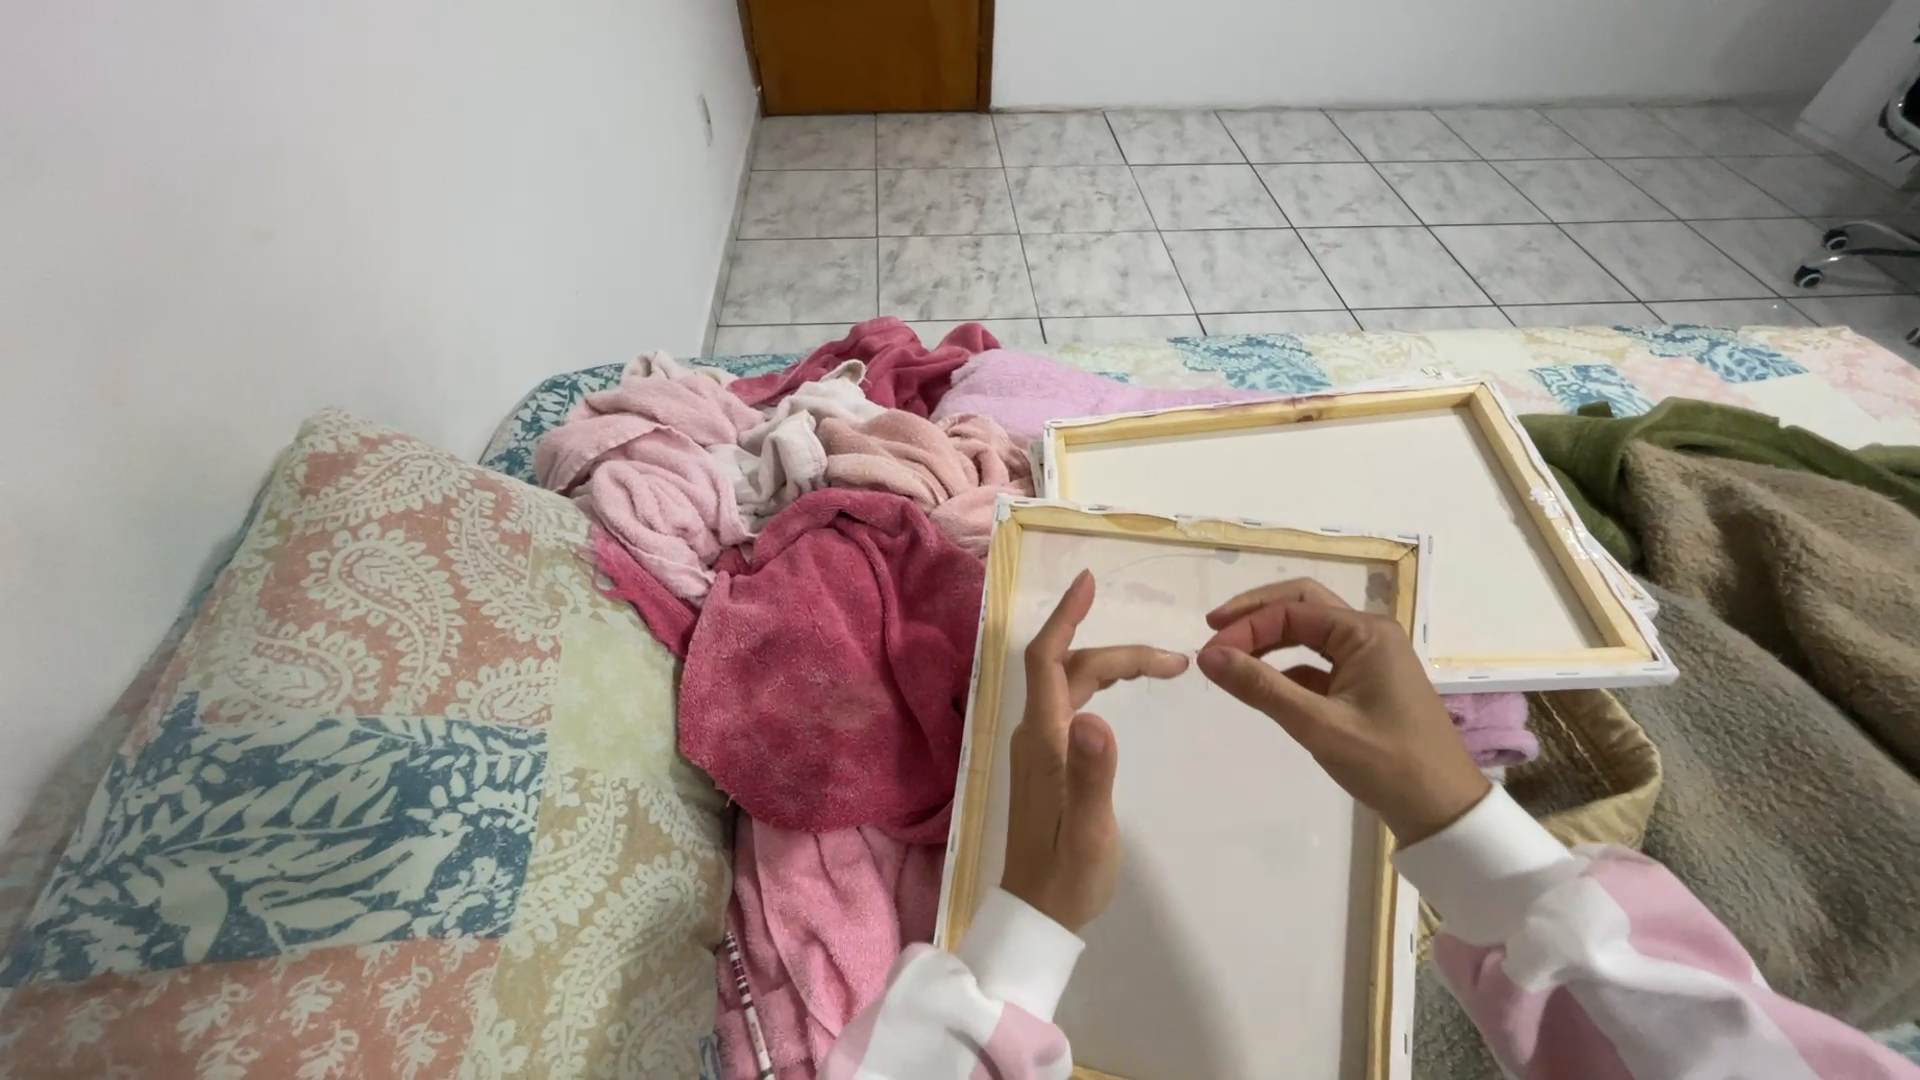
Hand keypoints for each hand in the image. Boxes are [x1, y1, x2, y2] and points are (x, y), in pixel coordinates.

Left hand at [1001, 570, 1189, 933]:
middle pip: (1071, 669)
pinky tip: (1121, 692)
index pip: (1047, 661)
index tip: (1089, 583)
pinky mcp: (1048, 758)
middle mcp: (1036, 731)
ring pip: (1073, 685)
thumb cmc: (1067, 873)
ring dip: (1113, 667)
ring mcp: (1040, 744)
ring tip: (1164, 668)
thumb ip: (1092, 775)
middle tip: (1174, 661)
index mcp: (1043, 738)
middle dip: (1119, 653)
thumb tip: (1098, 717)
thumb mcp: (1088, 830)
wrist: (1039, 909)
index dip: (1065, 617)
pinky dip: (1101, 686)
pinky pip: (1072, 703)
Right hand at [1194, 578, 1488, 845]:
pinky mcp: (1362, 683)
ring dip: (1267, 638)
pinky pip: (1315, 660)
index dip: (1245, 627)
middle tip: (1213, 630)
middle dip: (1254, 615)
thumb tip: (1207, 657)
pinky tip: (1260, 683)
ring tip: (1229, 655)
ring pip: (1306, 631)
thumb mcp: (1318, 725)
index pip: (1290, 611)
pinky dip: (1283, 665)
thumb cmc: (1388, 764)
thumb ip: (1261, 687)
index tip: (1208, 654)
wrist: (1444, 812)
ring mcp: (1368, 658)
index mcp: (1366, 633)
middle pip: (1300, 604)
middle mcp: (1368, 634)